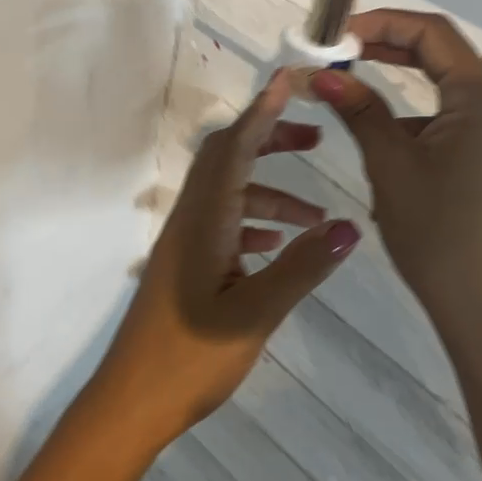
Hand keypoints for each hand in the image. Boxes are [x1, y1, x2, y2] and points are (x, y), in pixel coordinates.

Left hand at [83, 73, 362, 453]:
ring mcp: (185, 245)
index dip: (262, 111)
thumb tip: (348, 227)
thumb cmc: (190, 357)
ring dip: (271, 195)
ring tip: (317, 218)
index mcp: (204, 220)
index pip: (235, 148)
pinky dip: (255, 225)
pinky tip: (281, 248)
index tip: (290, 80)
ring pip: (230, 197)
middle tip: (315, 140)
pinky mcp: (187, 268)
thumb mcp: (255, 313)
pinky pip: (225, 227)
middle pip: (228, 161)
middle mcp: (191, 220)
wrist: (133, 400)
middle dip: (269, 142)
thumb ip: (302, 268)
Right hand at [309, 9, 481, 344]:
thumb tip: (322, 73)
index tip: (334, 34)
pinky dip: (416, 114)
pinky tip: (383, 135)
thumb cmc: (436, 232)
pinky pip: (454, 117)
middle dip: (387, 47)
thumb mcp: (389, 164)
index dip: (380, 23)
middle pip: (442, 54)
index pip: (432, 34)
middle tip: (336, 53)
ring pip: (446, 87)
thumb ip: (359, 109)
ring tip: (349, 89)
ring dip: (399, 81)